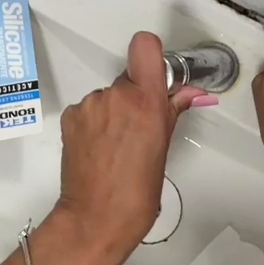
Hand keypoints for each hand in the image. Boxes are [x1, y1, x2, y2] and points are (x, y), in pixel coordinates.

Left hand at [53, 32, 205, 264]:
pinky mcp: (70, 116)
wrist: (95, 219)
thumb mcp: (163, 148)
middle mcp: (114, 95)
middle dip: (136, 96)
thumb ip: (174, 111)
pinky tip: (100, 148)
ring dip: (114, 112)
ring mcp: (89, 105)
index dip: (151, 54)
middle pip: (128, 78)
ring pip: (108, 96)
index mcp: (144, 101)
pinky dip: (96, 123)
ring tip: (118, 146)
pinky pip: (89, 109)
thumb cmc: (138, 192)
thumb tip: (193, 92)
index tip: (155, 76)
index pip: (144, 46)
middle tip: (140, 129)